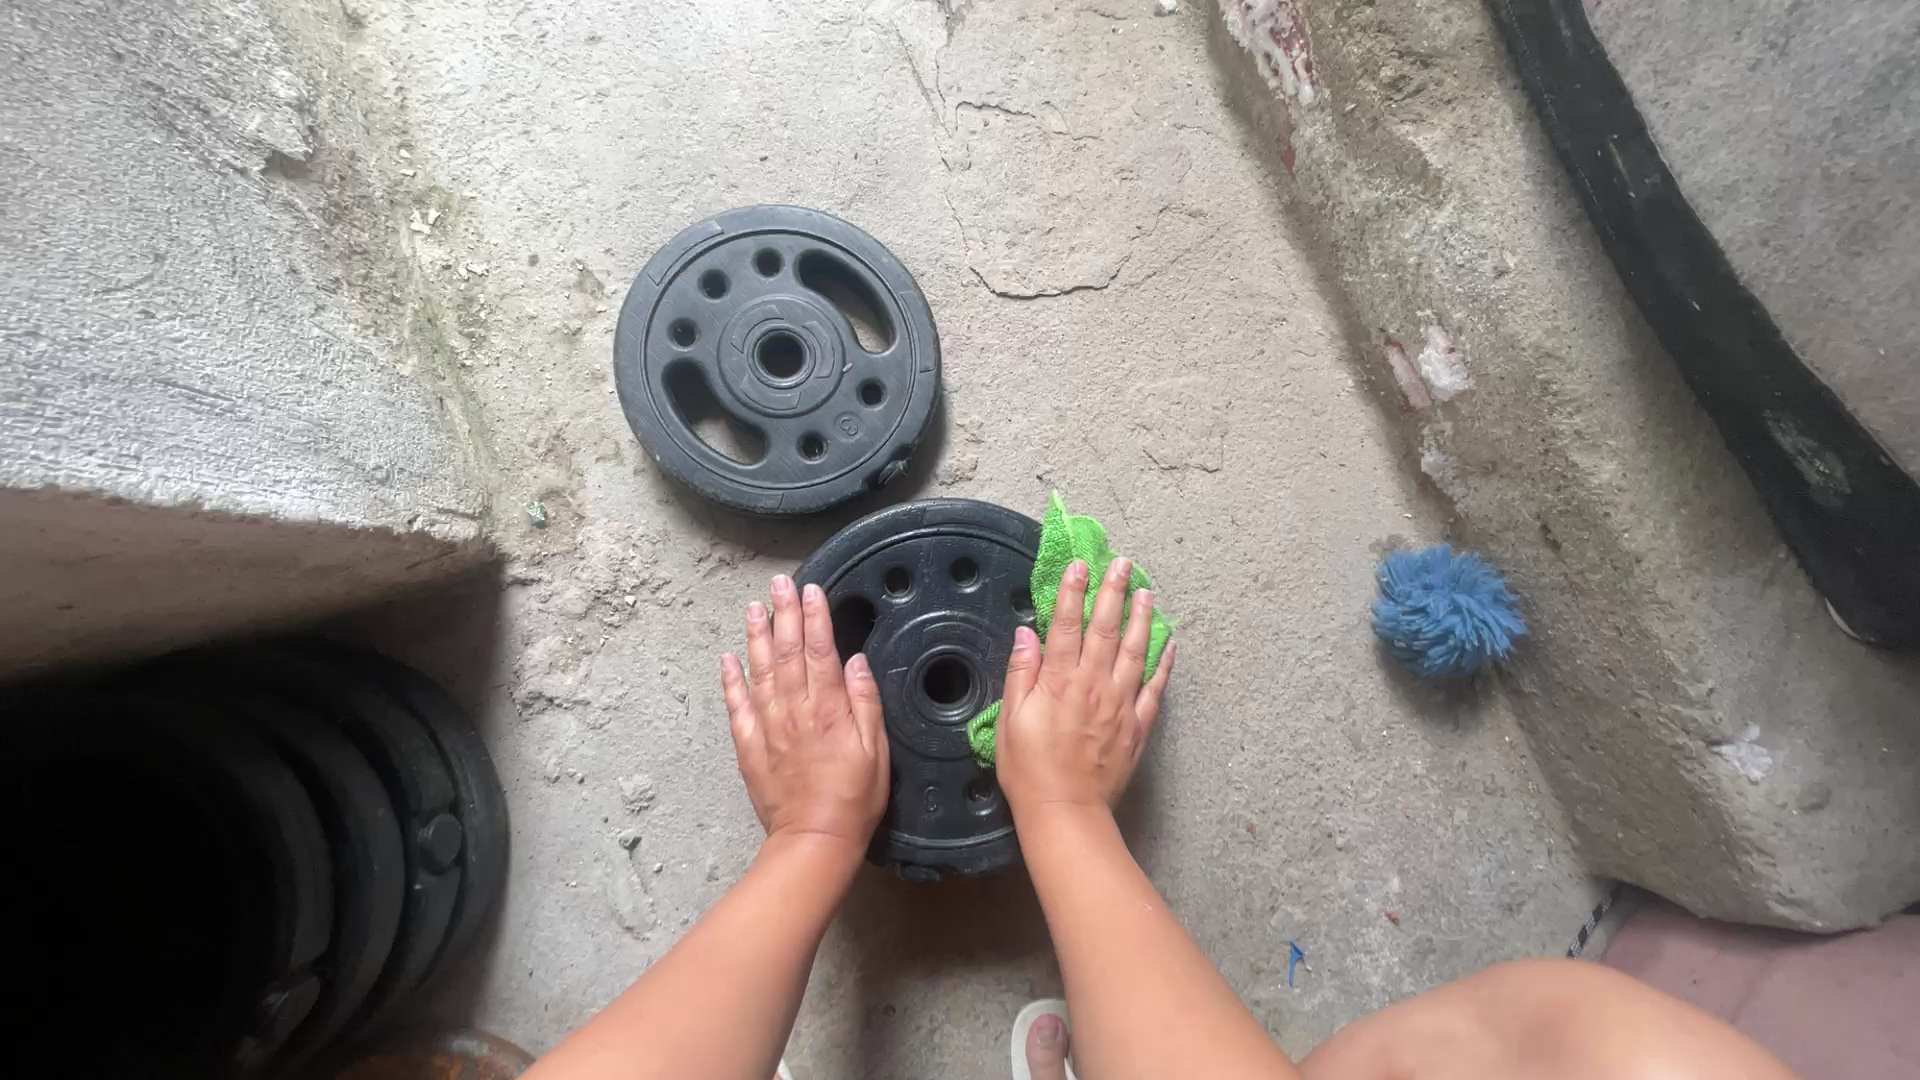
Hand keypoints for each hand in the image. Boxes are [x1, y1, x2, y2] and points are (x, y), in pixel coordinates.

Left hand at [720, 575, 888, 857]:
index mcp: (829, 709)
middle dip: (784, 614)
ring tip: (754, 607)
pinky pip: (737, 707)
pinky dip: (731, 680)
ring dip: (757, 636)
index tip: (812, 589)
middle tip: (779, 583)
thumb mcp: (876, 751)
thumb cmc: (855, 796)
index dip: (815, 618)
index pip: (820, 651)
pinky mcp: (749, 746)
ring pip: (760, 671)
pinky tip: (727, 658)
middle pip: (787, 653)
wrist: (814, 841)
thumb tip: (856, 660)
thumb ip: (865, 703)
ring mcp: (768, 727)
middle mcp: (795, 710)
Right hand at [995, 558, 1174, 812]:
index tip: (1079, 565)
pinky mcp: (1137, 726)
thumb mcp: (1010, 720)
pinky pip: (1155, 688)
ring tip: (1146, 592)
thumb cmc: (1029, 768)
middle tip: (1122, 564)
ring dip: (1141, 618)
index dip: (1071, 592)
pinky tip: (1168, 642)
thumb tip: (1025, 634)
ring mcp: (1120, 705)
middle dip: (1113, 592)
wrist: (1066, 812)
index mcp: (1060, 682)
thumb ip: (1021, 673)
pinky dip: (1163, 663)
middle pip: (1105, 630)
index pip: (1065, 626)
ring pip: (1135, 652)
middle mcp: (1094, 685)